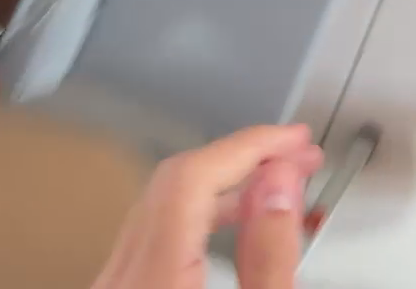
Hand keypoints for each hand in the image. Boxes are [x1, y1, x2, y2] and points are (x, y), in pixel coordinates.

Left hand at [92, 124, 324, 288]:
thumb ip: (271, 254)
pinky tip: (239, 218)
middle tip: (297, 155)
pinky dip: (202, 212)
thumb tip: (280, 180)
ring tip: (279, 183)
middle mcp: (119, 285)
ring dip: (226, 181)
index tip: (294, 141)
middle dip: (244, 157)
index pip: (191, 177)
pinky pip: (152, 233)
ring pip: (162, 206)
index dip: (250, 145)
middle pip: (174, 183)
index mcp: (151, 285)